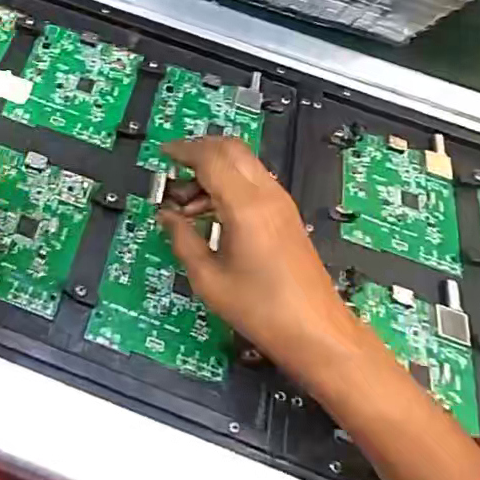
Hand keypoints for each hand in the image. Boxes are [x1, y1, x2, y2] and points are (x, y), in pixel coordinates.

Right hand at [158, 137, 360, 375]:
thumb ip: (183, 239)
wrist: (316, 331)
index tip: (163, 153)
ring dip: (213, 170)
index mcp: (245, 206)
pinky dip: (228, 183)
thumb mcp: (208, 279)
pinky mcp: (285, 213)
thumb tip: (167, 217)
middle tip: (174, 169)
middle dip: (198, 151)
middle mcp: (266, 194)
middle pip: (230, 148)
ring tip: (186, 204)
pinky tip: (210, 213)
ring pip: (242, 162)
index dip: (183, 150)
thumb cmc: (261, 309)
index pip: (210, 157)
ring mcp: (280, 201)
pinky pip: (252, 181)